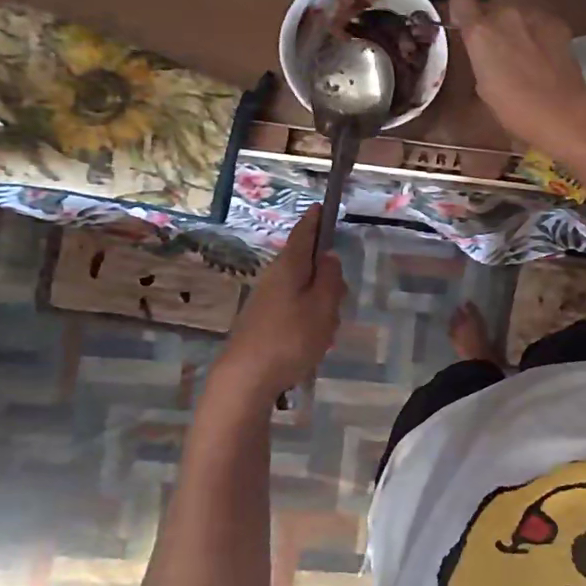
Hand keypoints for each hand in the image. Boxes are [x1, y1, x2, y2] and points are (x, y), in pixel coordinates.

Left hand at [216, 205, 346, 395]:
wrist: (246, 377)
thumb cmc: (291, 338)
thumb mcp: (323, 306)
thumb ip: (330, 279)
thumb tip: (329, 256)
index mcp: (289, 267)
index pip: (304, 234)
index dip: (314, 220)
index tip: (321, 207)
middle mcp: (274, 278)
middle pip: (306, 265)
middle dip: (326, 277)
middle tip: (339, 302)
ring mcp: (266, 301)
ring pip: (302, 291)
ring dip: (319, 305)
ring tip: (326, 332)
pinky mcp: (263, 323)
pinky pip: (294, 310)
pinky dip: (308, 320)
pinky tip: (312, 344)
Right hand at [449, 0, 585, 153]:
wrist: (562, 112)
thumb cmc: (515, 109)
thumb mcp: (484, 87)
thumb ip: (480, 59)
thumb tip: (485, 53)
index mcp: (480, 32)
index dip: (462, 11)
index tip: (466, 26)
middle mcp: (505, 14)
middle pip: (492, 9)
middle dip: (493, 26)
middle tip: (500, 54)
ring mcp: (534, 16)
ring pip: (517, 15)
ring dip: (517, 30)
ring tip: (526, 58)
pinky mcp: (557, 23)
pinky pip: (539, 23)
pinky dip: (539, 35)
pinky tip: (546, 59)